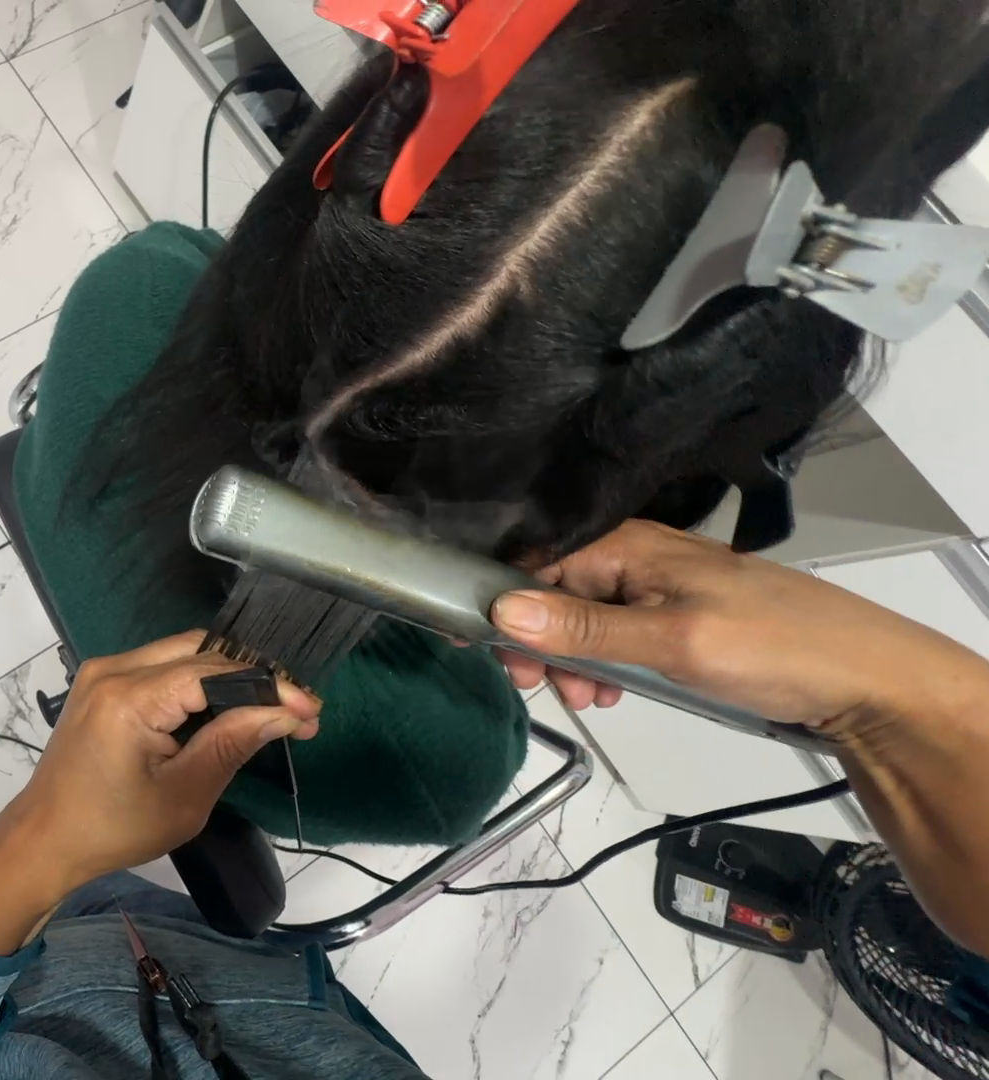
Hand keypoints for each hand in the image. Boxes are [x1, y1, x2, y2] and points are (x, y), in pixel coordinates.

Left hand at [0, 631, 318, 953]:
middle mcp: (113, 669)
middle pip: (198, 650)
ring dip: (227, 675)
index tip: (310, 711)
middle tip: (295, 709)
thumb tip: (283, 713)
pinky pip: (160, 666)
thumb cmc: (114, 827)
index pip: (213, 672)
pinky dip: (197, 682)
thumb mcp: (183, 796)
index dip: (266, 685)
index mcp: (129, 697)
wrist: (46, 835)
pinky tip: (227, 707)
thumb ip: (231, 745)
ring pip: (181, 653)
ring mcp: (103, 670)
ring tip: (270, 709)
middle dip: (252, 674)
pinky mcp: (101, 680)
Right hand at [488, 520, 982, 735]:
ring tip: (588, 696)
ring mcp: (650, 586)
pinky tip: (611, 689)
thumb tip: (501, 612)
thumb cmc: (776, 648)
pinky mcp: (667, 614)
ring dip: (567, 659)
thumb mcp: (672, 641)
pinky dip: (598, 662)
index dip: (496, 600)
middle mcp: (629, 558)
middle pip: (547, 592)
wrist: (878, 685)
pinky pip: (608, 633)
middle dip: (536, 641)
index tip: (477, 646)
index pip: (530, 562)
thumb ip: (583, 628)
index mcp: (624, 547)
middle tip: (538, 685)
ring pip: (575, 618)